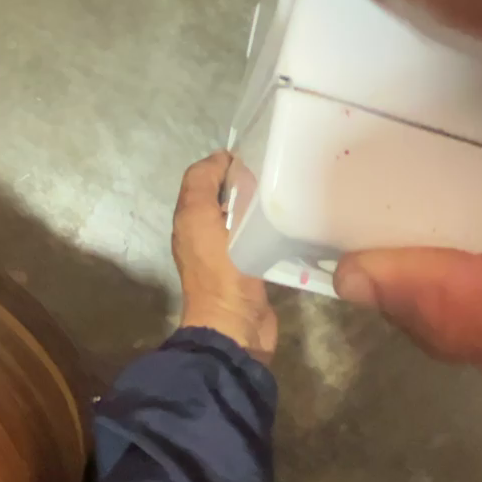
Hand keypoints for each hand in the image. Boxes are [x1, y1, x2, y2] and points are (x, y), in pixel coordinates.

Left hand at [174, 152, 278, 363]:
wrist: (236, 327)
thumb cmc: (220, 271)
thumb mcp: (200, 219)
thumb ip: (204, 184)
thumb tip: (224, 161)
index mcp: (190, 218)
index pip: (204, 175)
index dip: (226, 162)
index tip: (259, 154)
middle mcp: (207, 233)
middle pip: (228, 196)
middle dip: (249, 182)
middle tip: (280, 172)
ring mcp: (232, 253)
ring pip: (246, 217)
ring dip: (263, 207)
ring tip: (289, 194)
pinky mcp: (253, 270)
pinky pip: (262, 240)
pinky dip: (272, 230)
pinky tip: (291, 224)